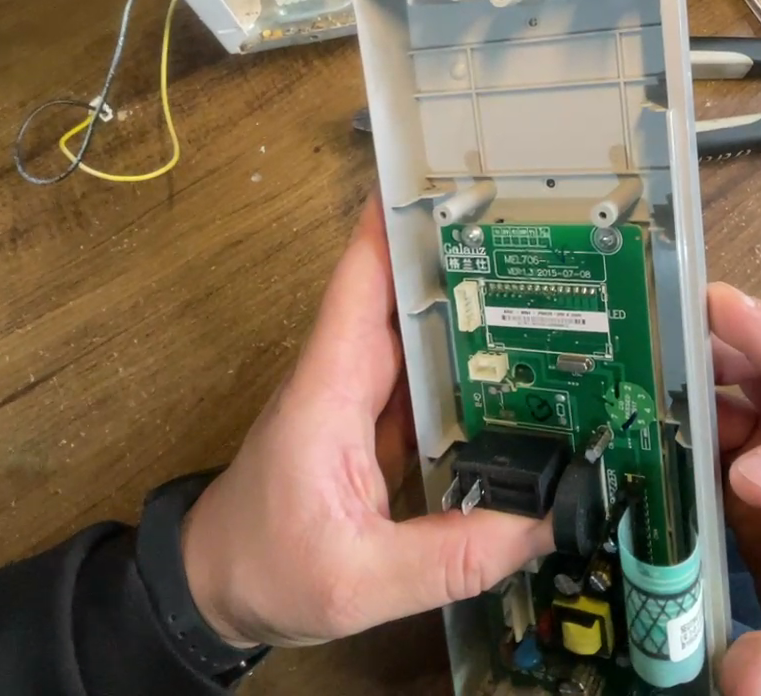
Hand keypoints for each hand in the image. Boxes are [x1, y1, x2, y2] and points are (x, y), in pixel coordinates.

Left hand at [182, 199, 554, 647]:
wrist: (217, 585)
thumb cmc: (261, 565)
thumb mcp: (354, 579)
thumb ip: (446, 556)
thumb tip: (536, 524)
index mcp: (332, 384)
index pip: (361, 278)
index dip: (396, 220)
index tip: (440, 176)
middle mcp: (351, 370)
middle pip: (407, 290)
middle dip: (461, 253)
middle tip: (535, 227)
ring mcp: (368, 390)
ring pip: (424, 327)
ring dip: (471, 302)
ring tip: (542, 282)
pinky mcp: (382, 414)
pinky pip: (433, 372)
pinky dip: (470, 357)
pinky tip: (516, 358)